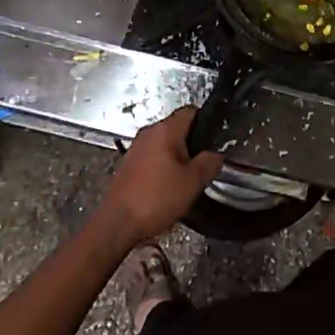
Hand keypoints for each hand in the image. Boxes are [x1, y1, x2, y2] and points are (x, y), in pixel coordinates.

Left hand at [94, 108, 223, 244]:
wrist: (118, 223)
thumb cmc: (157, 198)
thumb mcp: (194, 181)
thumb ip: (210, 162)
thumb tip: (216, 155)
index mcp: (165, 130)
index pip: (191, 111)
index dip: (207, 122)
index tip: (216, 141)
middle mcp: (148, 133)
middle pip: (178, 128)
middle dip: (193, 145)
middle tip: (205, 166)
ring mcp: (136, 149)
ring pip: (166, 145)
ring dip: (179, 158)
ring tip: (188, 180)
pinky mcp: (129, 165)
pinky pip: (154, 158)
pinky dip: (164, 168)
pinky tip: (169, 188)